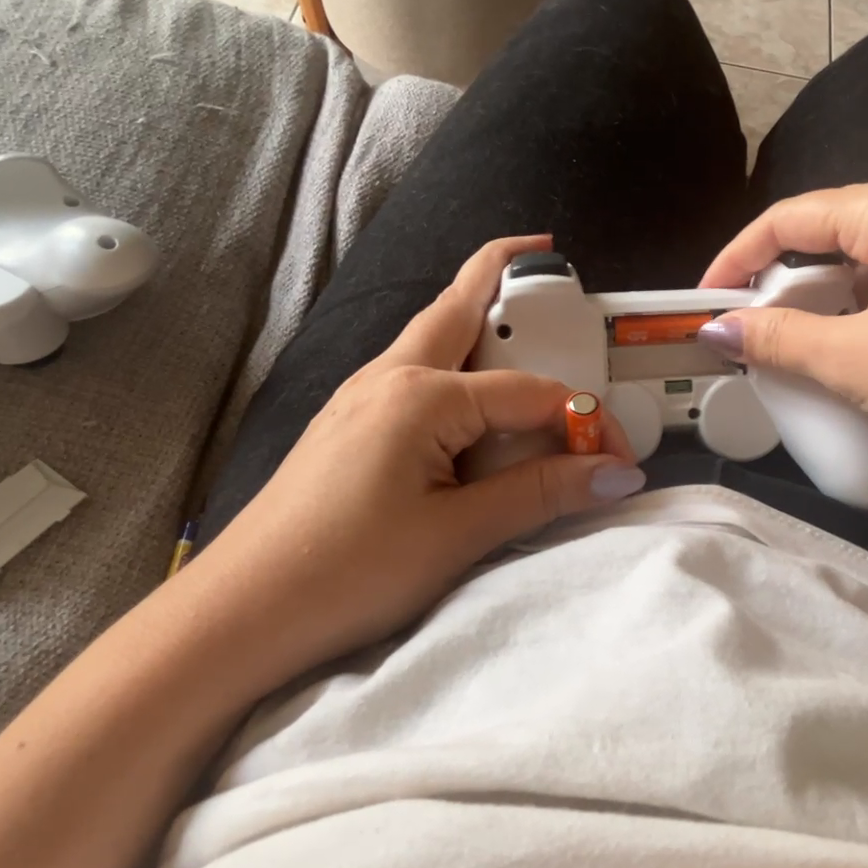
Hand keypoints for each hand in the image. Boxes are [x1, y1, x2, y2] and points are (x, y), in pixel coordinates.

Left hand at [186, 235, 644, 682]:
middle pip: (458, 309)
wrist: (244, 610)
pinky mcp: (350, 425)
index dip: (586, 420)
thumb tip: (618, 472)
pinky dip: (454, 365)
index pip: (531, 392)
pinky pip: (415, 376)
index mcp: (421, 395)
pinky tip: (471, 398)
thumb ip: (541, 493)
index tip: (623, 460)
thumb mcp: (459, 533)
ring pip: (431, 338)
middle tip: (547, 257)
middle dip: (502, 273)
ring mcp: (361, 398)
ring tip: (518, 314)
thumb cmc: (350, 570)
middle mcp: (388, 377)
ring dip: (476, 318)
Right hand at [696, 175, 867, 458]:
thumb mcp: (852, 358)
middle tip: (754, 329)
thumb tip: (720, 329)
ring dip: (826, 296)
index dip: (736, 259)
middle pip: (830, 232)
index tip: (707, 302)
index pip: (788, 218)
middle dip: (782, 280)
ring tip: (804, 343)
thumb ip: (778, 339)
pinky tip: (867, 346)